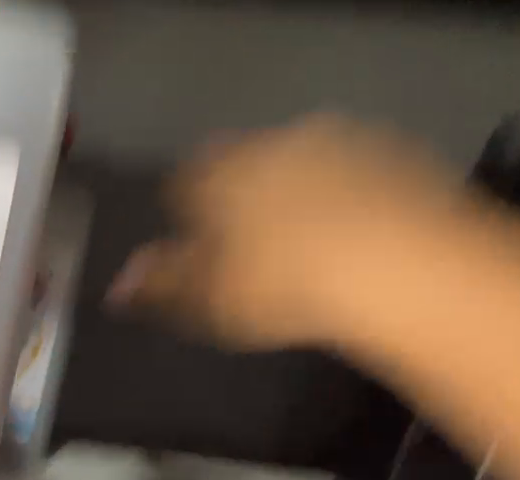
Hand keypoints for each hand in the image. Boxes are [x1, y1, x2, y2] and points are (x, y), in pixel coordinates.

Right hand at [108, 115, 478, 352]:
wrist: (402, 268)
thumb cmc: (279, 286)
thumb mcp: (204, 298)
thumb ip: (158, 285)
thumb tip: (116, 286)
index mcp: (217, 173)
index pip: (181, 182)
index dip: (182, 217)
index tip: (193, 252)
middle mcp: (272, 142)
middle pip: (240, 167)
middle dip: (237, 201)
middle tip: (244, 255)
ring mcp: (337, 141)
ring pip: (295, 168)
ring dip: (289, 198)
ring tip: (298, 253)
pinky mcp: (394, 154)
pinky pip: (348, 177)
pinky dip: (339, 202)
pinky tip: (345, 245)